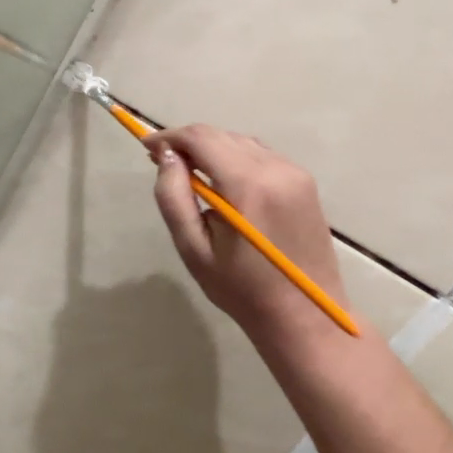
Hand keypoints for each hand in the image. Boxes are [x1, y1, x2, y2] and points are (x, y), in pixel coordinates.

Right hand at [145, 125, 354, 348]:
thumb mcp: (192, 247)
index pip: (201, 138)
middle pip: (221, 135)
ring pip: (241, 142)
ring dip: (212, 148)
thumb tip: (166, 157)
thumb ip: (173, 196)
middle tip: (162, 163)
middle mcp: (276, 169)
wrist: (305, 316)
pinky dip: (235, 158)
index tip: (147, 148)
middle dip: (188, 143)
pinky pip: (261, 155)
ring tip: (190, 173)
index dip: (169, 137)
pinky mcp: (305, 183)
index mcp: (248, 184)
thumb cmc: (241, 288)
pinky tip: (223, 183)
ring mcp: (295, 174)